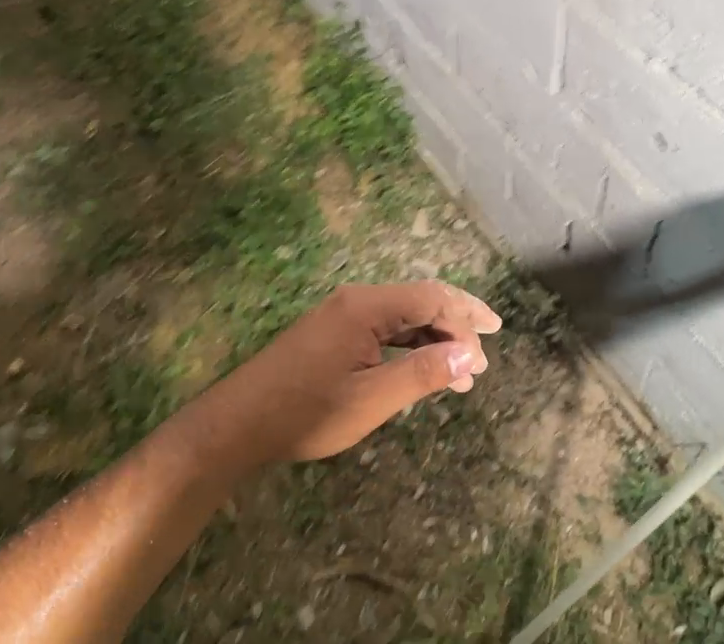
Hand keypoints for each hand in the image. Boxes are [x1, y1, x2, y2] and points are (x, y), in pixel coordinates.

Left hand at [216, 280, 502, 461]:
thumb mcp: (371, 400)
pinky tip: (423, 369)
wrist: (236, 426)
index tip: (487, 351)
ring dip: (434, 339)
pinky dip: (409, 346)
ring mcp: (342, 316)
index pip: (432, 299)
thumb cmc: (306, 413)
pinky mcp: (332, 334)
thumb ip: (422, 374)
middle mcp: (357, 301)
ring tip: (460, 372)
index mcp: (367, 307)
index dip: (466, 320)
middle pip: (420, 300)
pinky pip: (384, 329)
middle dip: (456, 323)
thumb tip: (468, 355)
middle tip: (486, 347)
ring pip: (403, 316)